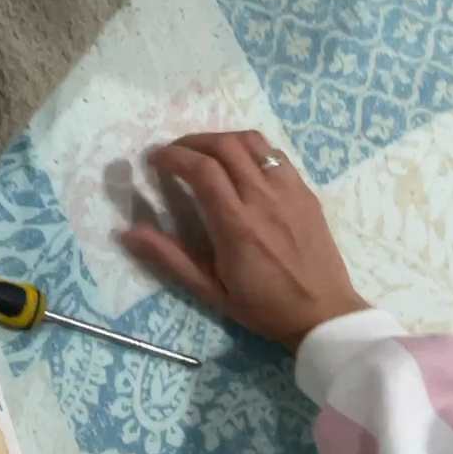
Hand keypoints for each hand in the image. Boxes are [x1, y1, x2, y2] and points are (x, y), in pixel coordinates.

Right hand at [119, 131, 366, 350]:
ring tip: (204, 152)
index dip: (172, 156)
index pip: (201, 170)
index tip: (154, 159)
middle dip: (191, 141)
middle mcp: (263, 200)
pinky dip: (249, 149)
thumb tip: (129, 233)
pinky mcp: (305, 191)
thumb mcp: (209, 290)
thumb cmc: (261, 305)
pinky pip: (274, 154)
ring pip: (252, 142)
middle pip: (224, 146)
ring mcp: (289, 191)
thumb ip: (169, 257)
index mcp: (236, 225)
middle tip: (174, 153)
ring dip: (220, 139)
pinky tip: (239, 164)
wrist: (323, 313)